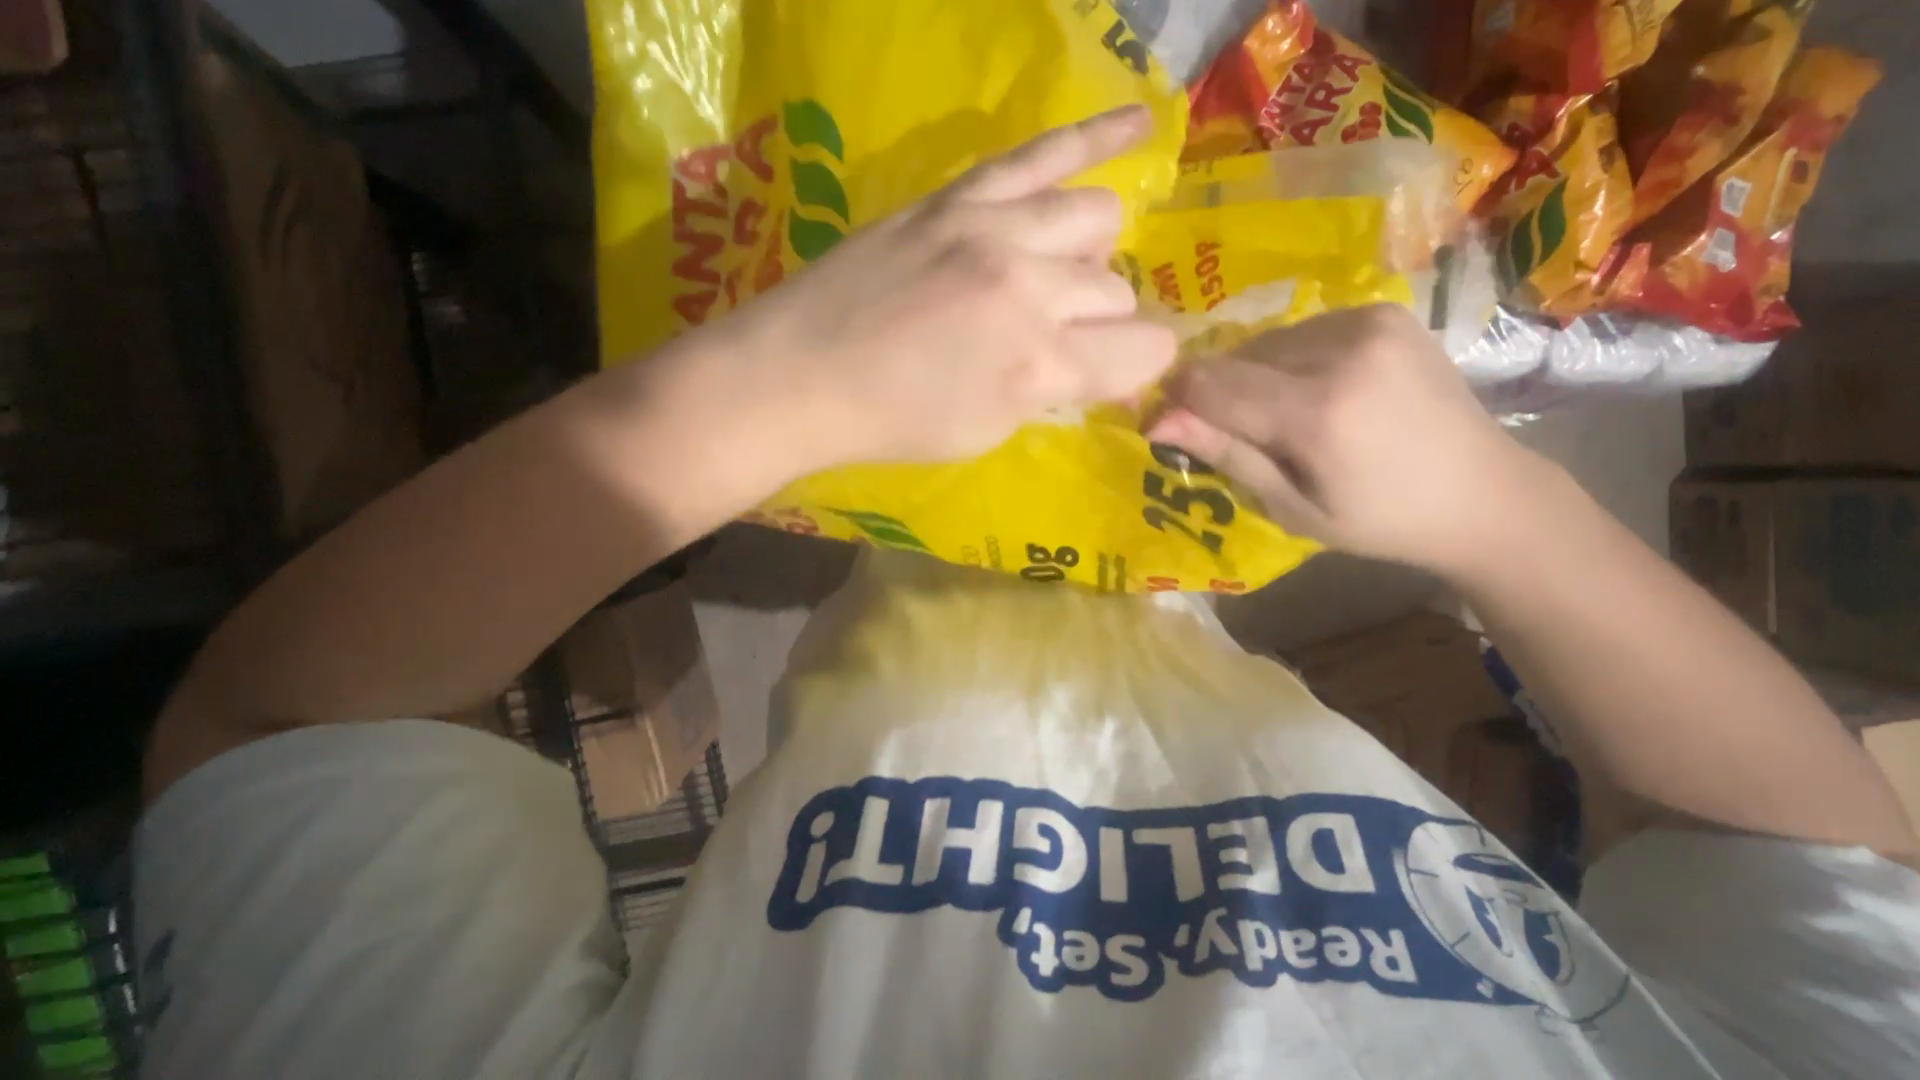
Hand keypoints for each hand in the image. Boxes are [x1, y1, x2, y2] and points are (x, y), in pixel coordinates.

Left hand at [703, 105, 1178, 467]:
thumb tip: (1090, 360)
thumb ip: (1050, 390)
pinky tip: (1140, 120)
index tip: (1105, 374)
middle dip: (1098, 322)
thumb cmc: (890, 421)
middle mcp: (1028, 289)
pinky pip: (1040, 152)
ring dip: (1087, 256)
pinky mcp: (956, 197)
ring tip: (1051, 276)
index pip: (1144, 350)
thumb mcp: (986, 432)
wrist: (797, 374)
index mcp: (1037, 365)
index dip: (1133, 367)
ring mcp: (993, 230)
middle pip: (1115, 291)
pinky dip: (1097, 136)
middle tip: (1050, 340)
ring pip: (1094, 220)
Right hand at [1147, 305, 1553, 574]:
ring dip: (1257, 377)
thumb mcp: (1294, 508)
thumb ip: (1228, 456)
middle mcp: (1343, 350)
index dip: (1179, 403)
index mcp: (1321, 411)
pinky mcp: (1382, 311)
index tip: (1171, 429)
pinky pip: (1302, 330)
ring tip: (1290, 419)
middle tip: (1248, 438)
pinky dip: (1292, 361)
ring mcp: (1367, 322)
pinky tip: (1320, 392)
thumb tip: (1159, 421)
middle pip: (1236, 359)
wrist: (1483, 492)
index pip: (1211, 383)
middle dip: (1222, 395)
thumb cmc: (1381, 521)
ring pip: (1267, 342)